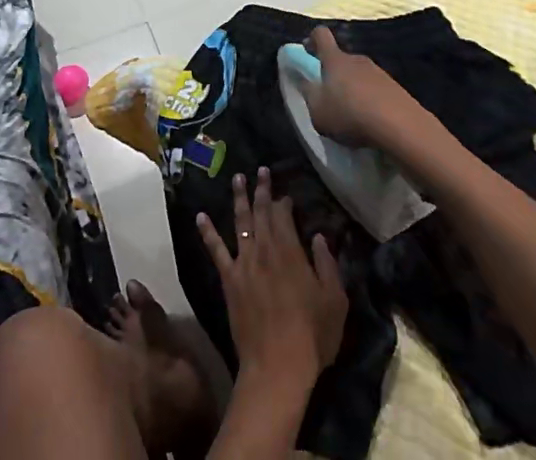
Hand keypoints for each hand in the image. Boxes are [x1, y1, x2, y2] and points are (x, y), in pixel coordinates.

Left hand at [196, 168, 347, 383]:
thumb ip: (327, 264)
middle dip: (261, 190)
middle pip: (261, 213)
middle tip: (260, 170)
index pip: (283, 216)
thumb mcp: (335, 299)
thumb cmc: (312, 334)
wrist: (276, 365)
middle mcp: (265, 251)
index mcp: (291, 252)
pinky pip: (216, 251)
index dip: (283, 201)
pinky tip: (201, 217)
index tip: (285, 193)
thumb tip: (319, 236)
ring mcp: (244, 265)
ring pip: (240, 224)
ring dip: (238, 199)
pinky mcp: (229, 281)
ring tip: (237, 178)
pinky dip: (208, 232)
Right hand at [298, 26, 432, 147]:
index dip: (312, 39)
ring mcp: (379, 72)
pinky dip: (368, 99)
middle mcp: (357, 59)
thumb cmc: (350, 115)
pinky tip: (368, 119)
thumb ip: (309, 95)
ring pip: (359, 74)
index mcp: (335, 60)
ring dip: (352, 87)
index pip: (321, 35)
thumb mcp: (318, 112)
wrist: (400, 126)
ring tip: (350, 112)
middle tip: (328, 96)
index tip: (307, 51)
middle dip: (333, 73)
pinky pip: (374, 88)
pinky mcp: (395, 87)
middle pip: (341, 59)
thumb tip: (307, 82)